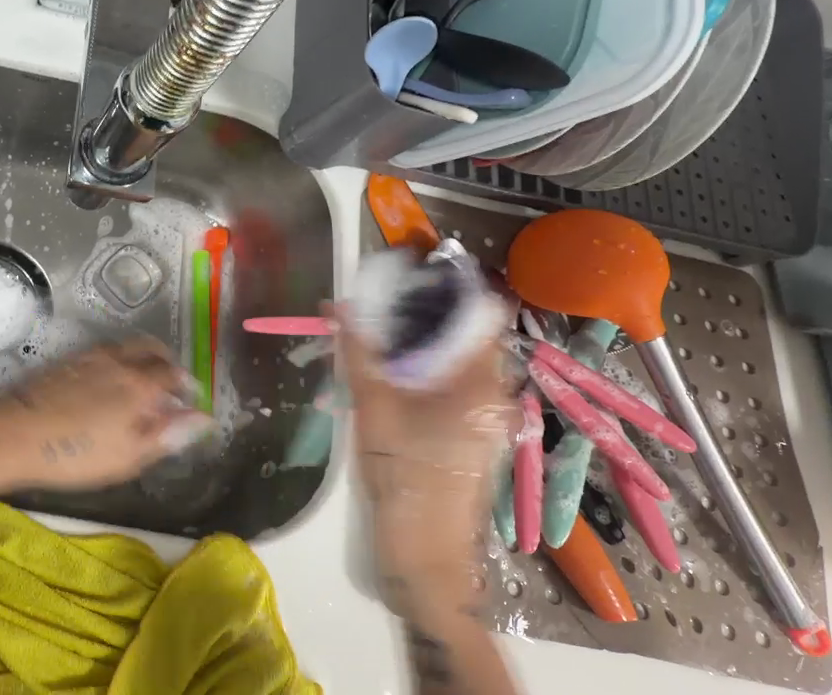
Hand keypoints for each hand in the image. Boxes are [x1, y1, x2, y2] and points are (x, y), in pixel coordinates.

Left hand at [0, 336, 211, 494]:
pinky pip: (103, 350)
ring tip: (141, 379)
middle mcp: (118, 361)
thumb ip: (167, 434)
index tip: (190, 398)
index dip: (186, 386)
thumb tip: (202, 419)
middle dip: (167, 363)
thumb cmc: (76, 454)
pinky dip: (117, 358)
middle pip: (152, 350)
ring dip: (142, 357)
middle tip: (170, 381)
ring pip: (127, 346)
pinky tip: (108, 379)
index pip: (173, 375)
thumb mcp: (129, 456)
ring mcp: (89, 356)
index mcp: (140, 385)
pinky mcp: (66, 359)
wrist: (16, 433)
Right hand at [335, 304, 514, 626]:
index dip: (445, 287)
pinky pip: (442, 384)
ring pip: (448, 361)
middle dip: (415, 314)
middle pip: (459, 335)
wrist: (424, 557)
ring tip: (365, 332)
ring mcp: (481, 416)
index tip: (404, 274)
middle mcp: (492, 395)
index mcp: (482, 384)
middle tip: (370, 302)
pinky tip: (376, 372)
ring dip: (409, 343)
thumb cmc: (405, 479)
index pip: (479, 313)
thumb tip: (339, 305)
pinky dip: (412, 370)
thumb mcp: (373, 409)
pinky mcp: (465, 433)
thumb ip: (358, 352)